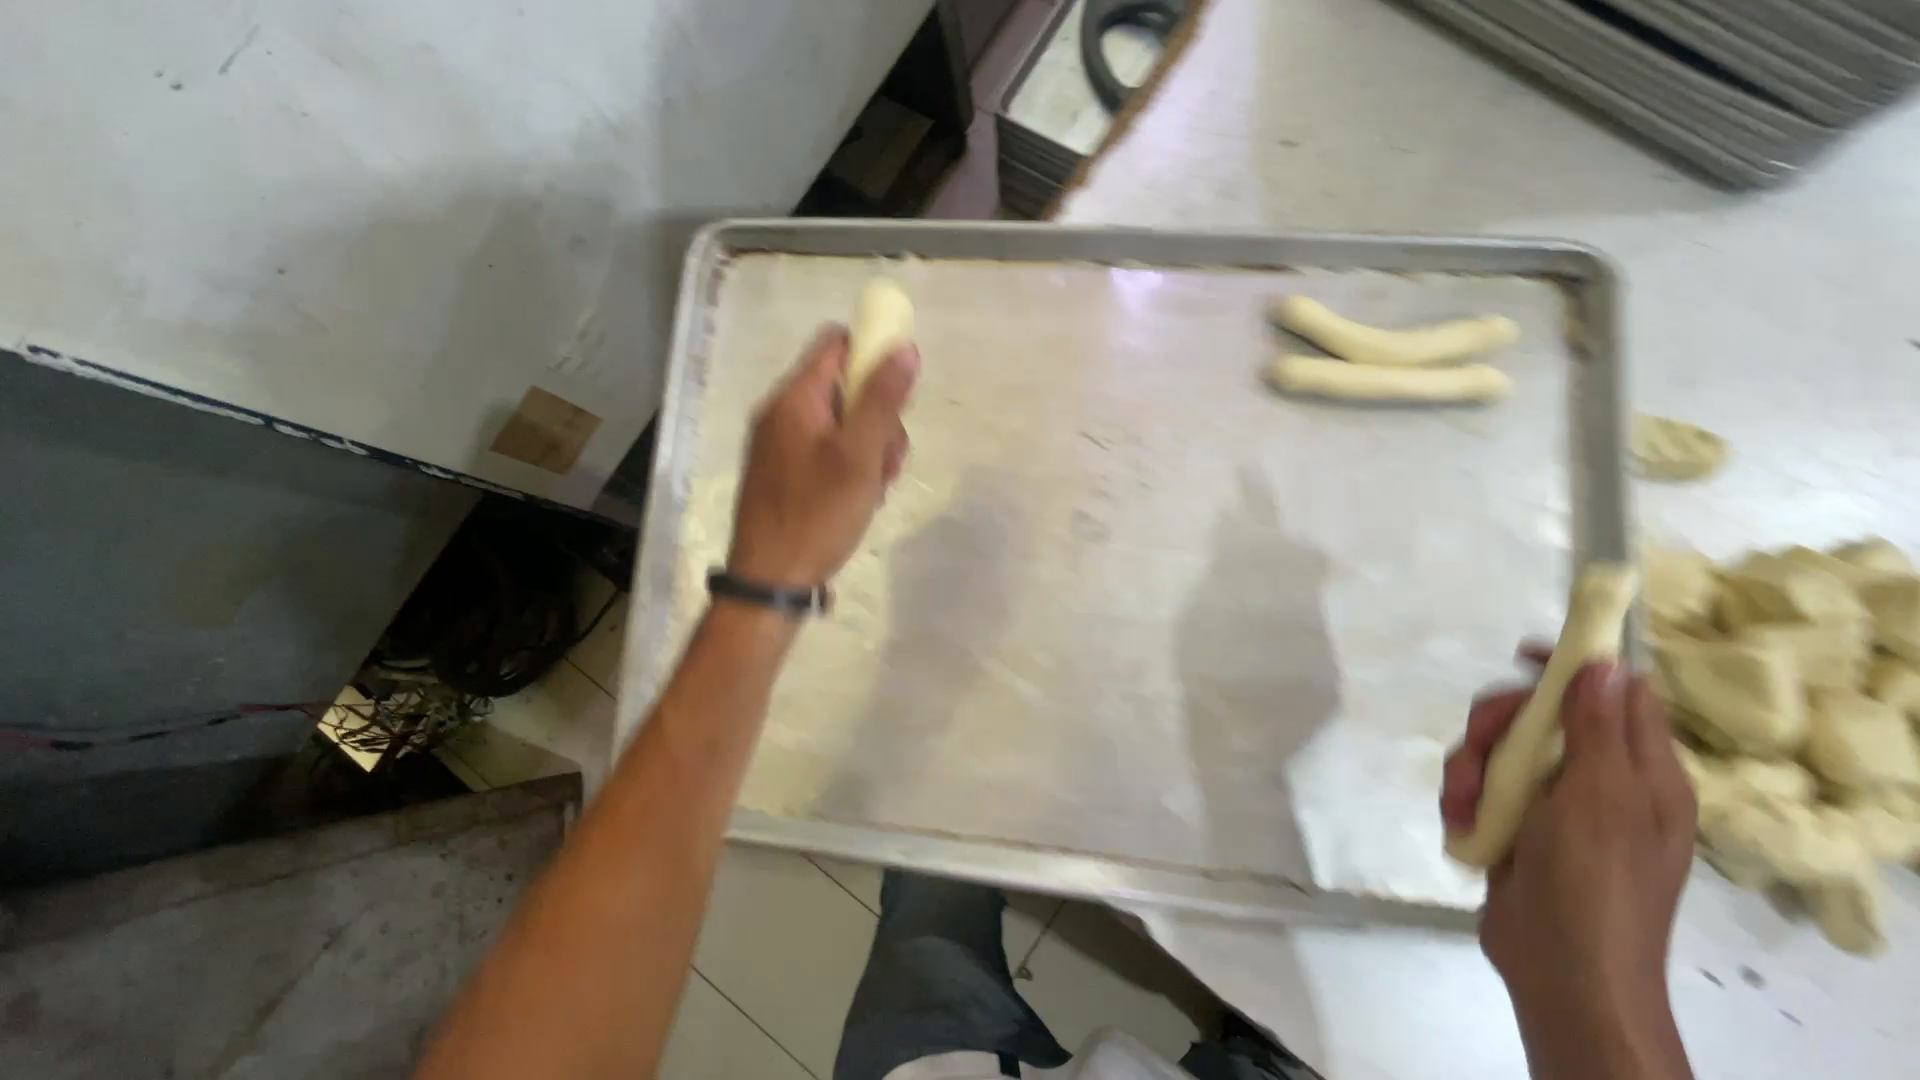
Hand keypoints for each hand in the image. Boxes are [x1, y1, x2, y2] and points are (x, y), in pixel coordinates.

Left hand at [726, 326, 917, 587]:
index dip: (874, 355)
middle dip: (879, 415)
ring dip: (870, 447)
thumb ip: (882, 399)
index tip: (899, 395)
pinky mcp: (784, 472)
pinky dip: (851, 466)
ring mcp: (780, 444)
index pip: (837, 343)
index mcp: (795, 398)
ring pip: (842, 422)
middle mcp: (782, 413)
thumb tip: (904, 347)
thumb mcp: (859, 456)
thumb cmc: (817, 514)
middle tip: (889, 459)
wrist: (771, 579)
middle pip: (844, 385)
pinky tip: (861, 498)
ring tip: (876, 487)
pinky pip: (827, 450)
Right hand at [1442, 652, 1697, 1077]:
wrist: (1562, 973)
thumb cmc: (1593, 884)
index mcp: (1640, 771)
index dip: (1575, 666)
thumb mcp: (1600, 798)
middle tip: (1479, 744)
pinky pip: (1480, 790)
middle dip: (1498, 726)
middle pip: (1539, 717)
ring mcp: (1554, 807)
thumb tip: (1605, 662)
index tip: (1523, 654)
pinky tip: (1462, 827)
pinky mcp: (1516, 829)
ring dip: (1470, 770)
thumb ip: (1600, 728)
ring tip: (1464, 805)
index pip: (1616, 693)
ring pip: (1499, 752)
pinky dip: (1465, 802)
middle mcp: (1599, 782)